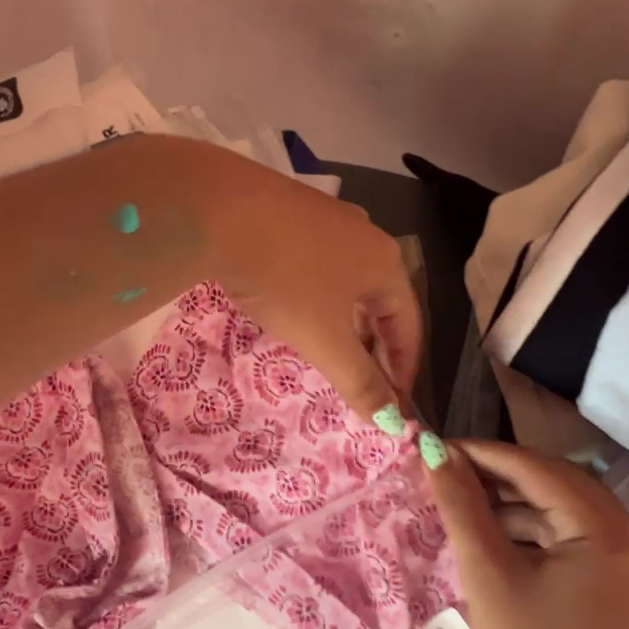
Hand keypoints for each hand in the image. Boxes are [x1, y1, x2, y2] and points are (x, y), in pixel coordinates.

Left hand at [205, 164, 421, 419]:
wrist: (219, 211)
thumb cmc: (284, 280)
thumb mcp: (324, 339)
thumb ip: (359, 381)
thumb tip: (391, 421)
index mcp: (385, 263)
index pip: (409, 325)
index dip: (404, 368)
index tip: (394, 403)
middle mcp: (365, 233)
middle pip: (381, 299)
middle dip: (374, 344)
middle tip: (362, 379)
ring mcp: (327, 215)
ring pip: (347, 278)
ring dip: (345, 317)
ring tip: (329, 346)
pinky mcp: (289, 207)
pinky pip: (314, 260)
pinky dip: (315, 292)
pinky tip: (293, 303)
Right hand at [430, 439, 628, 628]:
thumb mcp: (489, 577)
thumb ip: (462, 507)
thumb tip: (436, 453)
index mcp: (616, 536)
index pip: (542, 471)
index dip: (487, 454)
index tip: (440, 447)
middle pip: (565, 487)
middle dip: (506, 477)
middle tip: (451, 475)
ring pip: (576, 516)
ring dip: (524, 506)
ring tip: (470, 508)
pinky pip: (587, 546)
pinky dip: (546, 537)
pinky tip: (505, 542)